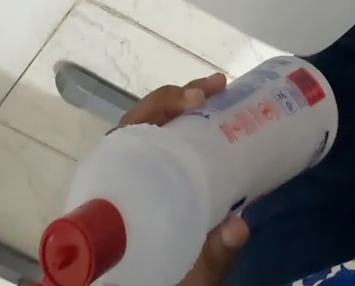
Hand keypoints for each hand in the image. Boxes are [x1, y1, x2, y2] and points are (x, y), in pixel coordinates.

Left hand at [119, 73, 249, 285]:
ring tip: (219, 91)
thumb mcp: (188, 280)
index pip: (126, 134)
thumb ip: (212, 257)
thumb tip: (241, 223)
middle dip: (177, 98)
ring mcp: (131, 181)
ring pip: (149, 131)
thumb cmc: (159, 285)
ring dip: (182, 107)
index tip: (195, 102)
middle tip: (218, 88)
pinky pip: (161, 149)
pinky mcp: (148, 190)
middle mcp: (116, 179)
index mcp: (113, 194)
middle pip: (139, 123)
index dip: (158, 108)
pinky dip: (184, 129)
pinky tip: (212, 122)